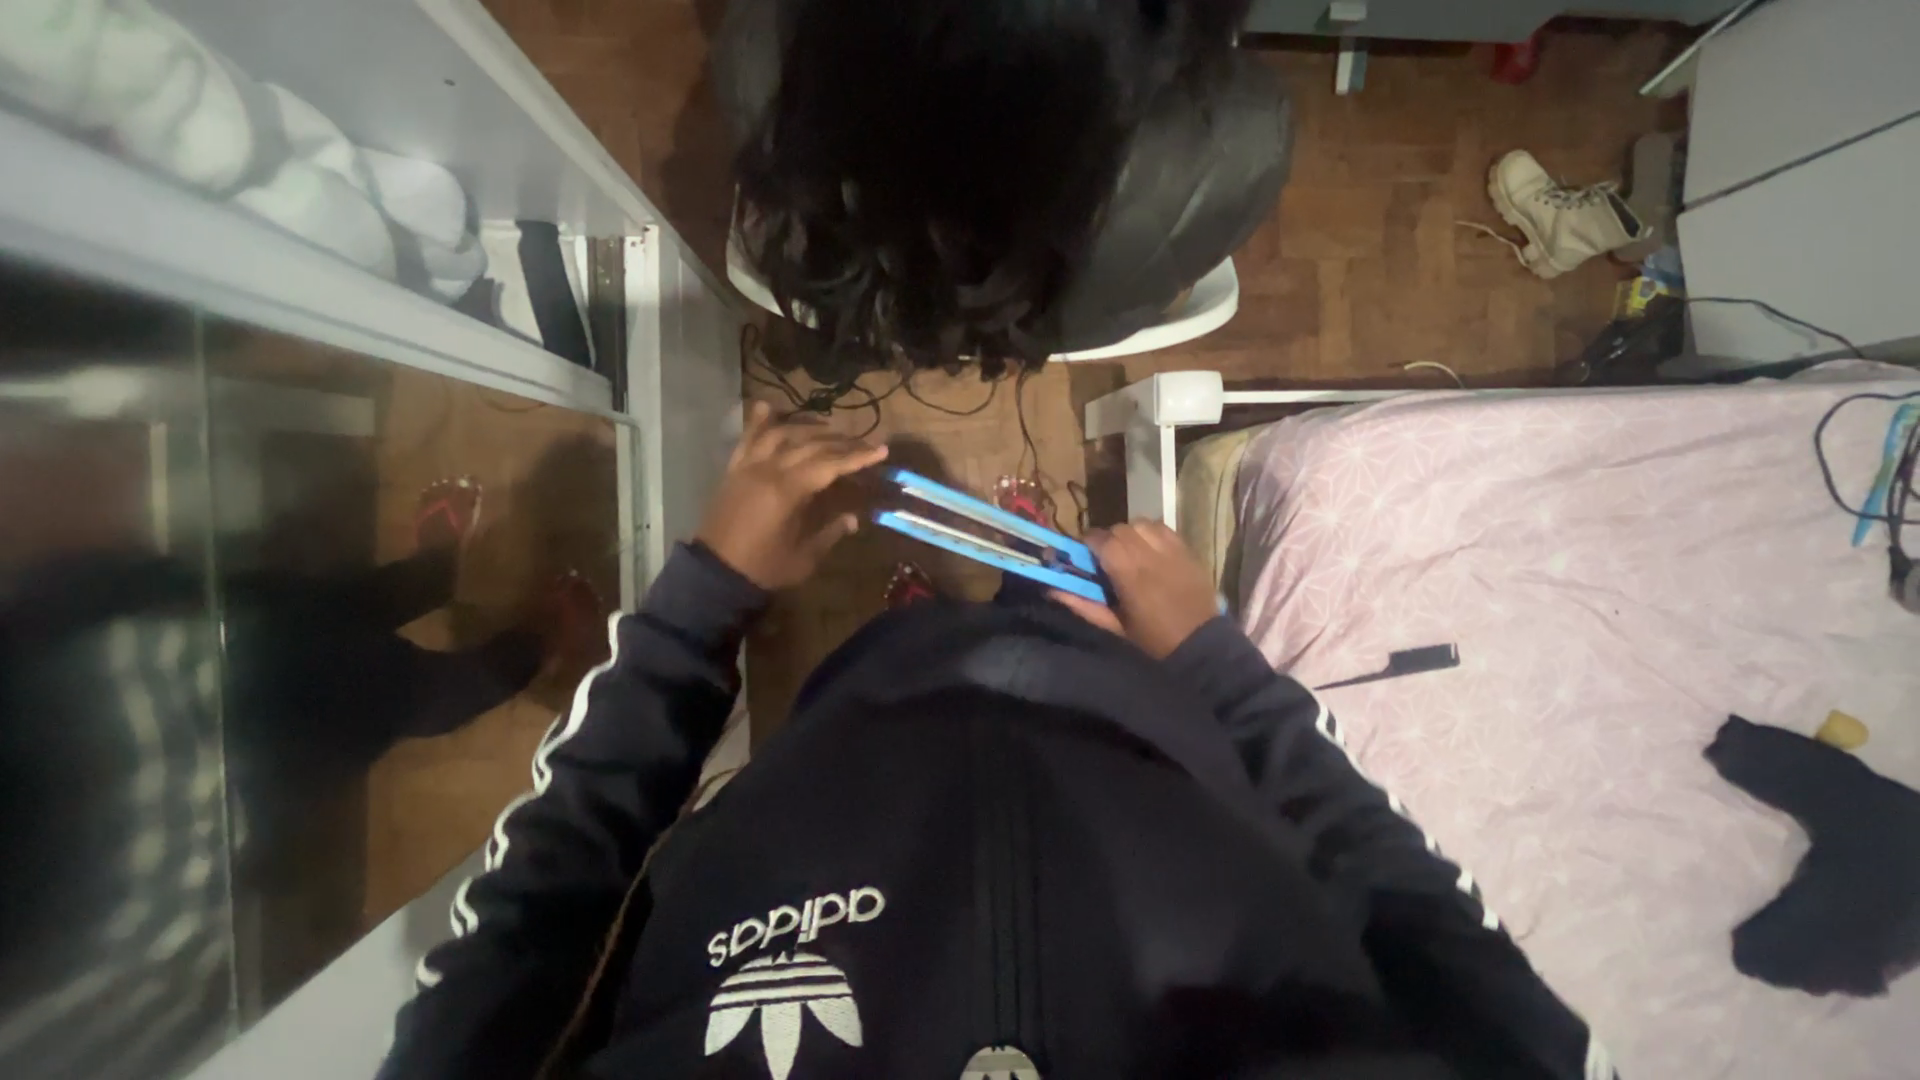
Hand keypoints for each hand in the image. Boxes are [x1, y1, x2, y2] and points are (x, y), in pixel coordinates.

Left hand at [696, 401, 888, 589]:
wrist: (715, 573)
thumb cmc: (763, 568)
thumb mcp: (804, 558)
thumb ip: (830, 534)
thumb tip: (852, 518)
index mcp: (787, 491)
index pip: (829, 465)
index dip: (857, 457)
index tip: (881, 449)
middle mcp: (768, 470)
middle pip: (809, 445)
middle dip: (840, 442)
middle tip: (863, 442)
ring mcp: (748, 466)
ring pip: (781, 434)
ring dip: (807, 427)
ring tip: (829, 428)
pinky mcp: (733, 470)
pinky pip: (747, 439)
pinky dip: (758, 422)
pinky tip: (767, 406)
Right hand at [1051, 520, 1218, 658]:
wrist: (1201, 643)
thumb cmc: (1153, 639)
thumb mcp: (1114, 626)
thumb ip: (1082, 605)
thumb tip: (1052, 589)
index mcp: (1129, 575)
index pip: (1101, 540)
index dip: (1088, 543)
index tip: (1085, 556)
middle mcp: (1149, 556)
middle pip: (1119, 529)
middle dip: (1107, 539)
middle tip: (1106, 558)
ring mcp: (1171, 550)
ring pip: (1140, 523)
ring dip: (1129, 533)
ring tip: (1129, 551)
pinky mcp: (1186, 550)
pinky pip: (1162, 527)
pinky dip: (1150, 532)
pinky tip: (1149, 549)